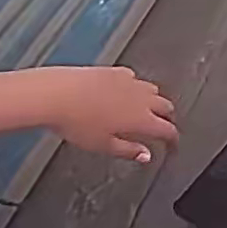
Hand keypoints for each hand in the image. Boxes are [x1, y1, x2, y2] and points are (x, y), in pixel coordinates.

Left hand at [38, 67, 179, 162]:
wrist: (53, 95)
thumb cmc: (74, 121)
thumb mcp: (102, 145)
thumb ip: (127, 151)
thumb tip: (144, 155)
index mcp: (143, 119)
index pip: (168, 130)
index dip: (172, 139)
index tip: (171, 144)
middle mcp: (142, 99)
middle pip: (167, 107)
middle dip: (167, 118)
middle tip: (162, 125)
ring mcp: (130, 83)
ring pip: (154, 90)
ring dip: (154, 100)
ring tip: (146, 108)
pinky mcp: (115, 72)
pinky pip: (133, 77)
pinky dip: (134, 85)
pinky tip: (124, 89)